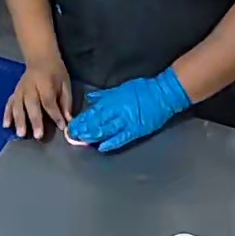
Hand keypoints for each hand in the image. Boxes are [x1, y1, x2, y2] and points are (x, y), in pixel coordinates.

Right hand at [3, 60, 71, 140]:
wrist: (40, 58)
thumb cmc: (55, 73)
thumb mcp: (65, 84)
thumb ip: (66, 102)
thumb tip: (68, 120)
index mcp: (45, 83)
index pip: (49, 101)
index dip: (55, 114)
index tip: (61, 126)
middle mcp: (30, 86)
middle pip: (31, 104)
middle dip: (35, 120)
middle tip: (38, 135)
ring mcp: (20, 89)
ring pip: (18, 105)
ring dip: (19, 120)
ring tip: (21, 134)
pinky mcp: (14, 92)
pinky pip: (9, 103)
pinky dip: (7, 114)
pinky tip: (6, 125)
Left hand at [66, 68, 191, 151]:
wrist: (163, 94)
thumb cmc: (143, 88)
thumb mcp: (120, 88)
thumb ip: (105, 95)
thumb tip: (91, 98)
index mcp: (112, 100)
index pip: (92, 112)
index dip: (81, 120)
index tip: (72, 125)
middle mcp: (116, 112)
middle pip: (96, 122)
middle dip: (83, 130)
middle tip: (72, 136)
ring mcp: (126, 122)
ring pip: (105, 131)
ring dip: (93, 136)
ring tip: (83, 141)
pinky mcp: (136, 130)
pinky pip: (121, 138)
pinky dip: (111, 143)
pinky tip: (101, 147)